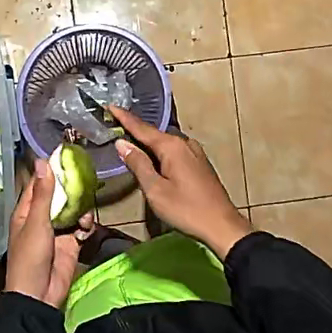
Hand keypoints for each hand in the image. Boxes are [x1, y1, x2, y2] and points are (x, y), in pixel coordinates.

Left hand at [5, 157, 87, 307]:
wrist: (39, 296)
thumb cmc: (30, 258)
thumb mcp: (36, 223)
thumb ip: (44, 194)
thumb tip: (42, 161)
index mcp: (27, 212)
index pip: (39, 184)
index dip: (50, 170)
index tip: (66, 155)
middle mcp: (42, 218)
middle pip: (60, 196)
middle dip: (72, 189)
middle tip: (86, 179)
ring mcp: (57, 231)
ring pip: (73, 211)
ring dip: (82, 209)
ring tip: (86, 212)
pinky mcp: (71, 244)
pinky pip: (82, 228)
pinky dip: (86, 226)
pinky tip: (87, 228)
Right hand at [109, 107, 250, 257]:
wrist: (222, 226)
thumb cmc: (185, 209)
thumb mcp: (155, 189)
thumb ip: (138, 164)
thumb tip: (121, 143)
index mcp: (172, 146)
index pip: (142, 128)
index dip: (124, 118)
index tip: (110, 106)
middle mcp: (184, 143)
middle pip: (154, 134)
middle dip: (135, 130)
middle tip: (115, 125)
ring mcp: (195, 153)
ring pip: (165, 143)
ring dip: (148, 143)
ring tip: (130, 142)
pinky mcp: (200, 164)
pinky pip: (174, 151)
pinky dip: (160, 152)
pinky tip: (153, 159)